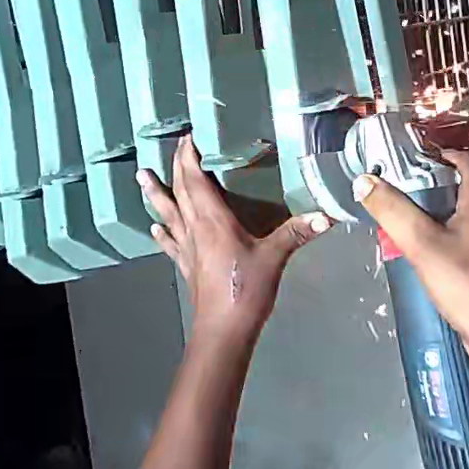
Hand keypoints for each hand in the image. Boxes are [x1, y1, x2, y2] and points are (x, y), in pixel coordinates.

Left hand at [138, 137, 331, 346]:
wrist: (223, 332)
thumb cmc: (245, 289)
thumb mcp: (275, 257)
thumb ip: (297, 232)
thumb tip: (326, 214)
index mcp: (212, 220)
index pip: (195, 180)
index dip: (189, 157)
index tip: (188, 136)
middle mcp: (194, 229)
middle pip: (179, 191)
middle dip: (176, 166)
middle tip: (173, 145)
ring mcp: (187, 248)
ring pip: (168, 213)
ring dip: (156, 193)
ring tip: (141, 176)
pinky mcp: (187, 266)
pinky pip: (170, 241)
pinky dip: (162, 230)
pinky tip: (154, 226)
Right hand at [351, 150, 468, 373]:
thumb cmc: (466, 283)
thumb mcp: (422, 243)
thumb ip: (392, 210)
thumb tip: (363, 180)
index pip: (464, 160)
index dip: (438, 153)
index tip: (409, 157)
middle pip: (458, 187)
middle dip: (427, 185)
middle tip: (397, 189)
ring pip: (457, 215)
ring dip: (431, 212)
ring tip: (401, 219)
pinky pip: (459, 239)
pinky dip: (439, 236)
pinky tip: (419, 252)